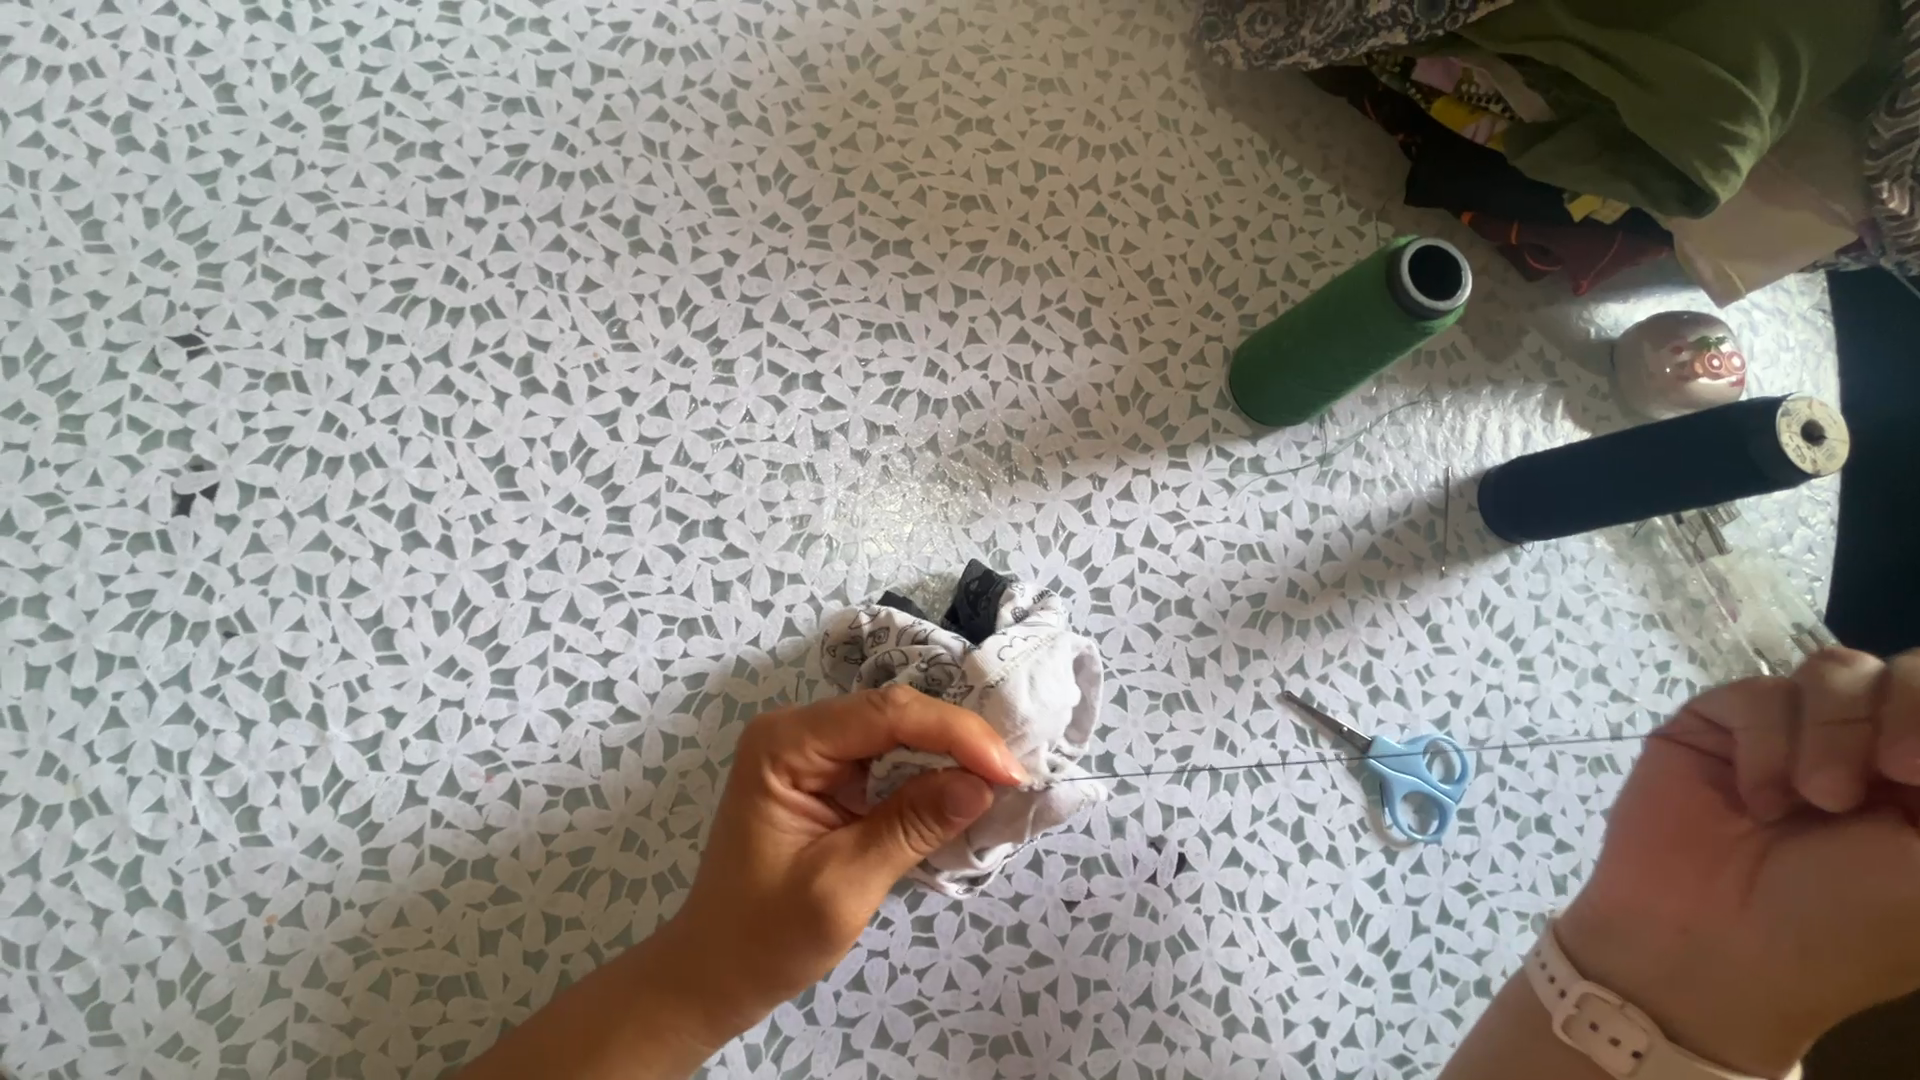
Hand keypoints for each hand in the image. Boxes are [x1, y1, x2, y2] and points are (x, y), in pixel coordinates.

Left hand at [648, 685, 1026, 1052]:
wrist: (715, 972)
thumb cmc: (765, 937)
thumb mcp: (842, 887)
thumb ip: (910, 828)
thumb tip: (982, 786)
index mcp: (785, 744)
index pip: (885, 714)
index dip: (953, 733)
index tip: (1007, 771)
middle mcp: (798, 730)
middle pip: (895, 713)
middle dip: (957, 739)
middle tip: (1012, 777)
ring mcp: (813, 749)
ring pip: (898, 730)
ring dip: (949, 753)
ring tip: (999, 779)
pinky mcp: (829, 772)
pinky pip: (889, 756)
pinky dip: (930, 772)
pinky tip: (963, 786)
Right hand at [1560, 647, 1919, 1075]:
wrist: (1712, 933)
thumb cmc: (1846, 924)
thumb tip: (1915, 748)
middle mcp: (1875, 748)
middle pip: (1911, 672)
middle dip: (1906, 713)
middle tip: (1897, 775)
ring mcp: (1792, 734)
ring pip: (1837, 670)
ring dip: (1832, 732)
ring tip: (1814, 799)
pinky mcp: (1719, 726)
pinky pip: (1756, 693)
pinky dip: (1764, 743)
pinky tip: (1756, 797)